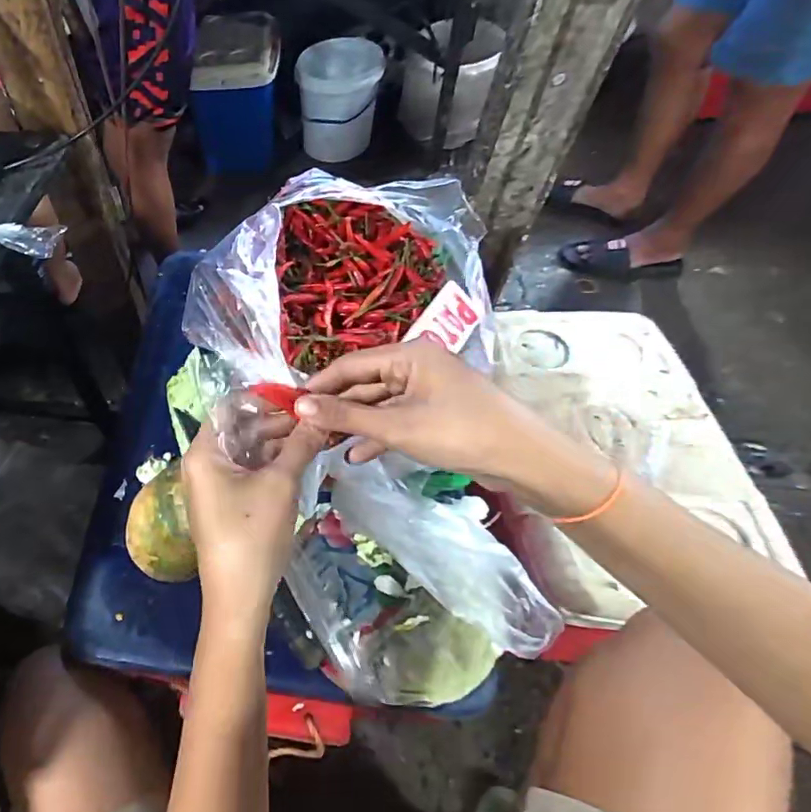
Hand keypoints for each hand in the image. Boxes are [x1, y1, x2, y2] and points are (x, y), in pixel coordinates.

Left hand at [180, 412, 325, 621]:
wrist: (239, 598)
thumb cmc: (253, 534)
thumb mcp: (281, 484)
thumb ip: (300, 444)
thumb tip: (320, 413)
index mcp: (204, 453)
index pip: (230, 407)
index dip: (263, 397)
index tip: (298, 395)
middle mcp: (204, 463)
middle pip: (241, 428)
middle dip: (278, 421)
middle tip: (316, 416)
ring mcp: (214, 484)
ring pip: (249, 450)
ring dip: (280, 442)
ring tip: (317, 434)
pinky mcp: (227, 502)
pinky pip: (250, 470)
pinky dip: (274, 463)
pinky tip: (304, 457)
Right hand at [296, 342, 611, 508]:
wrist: (520, 457)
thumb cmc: (458, 432)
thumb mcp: (397, 426)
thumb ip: (347, 416)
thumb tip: (300, 407)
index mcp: (407, 354)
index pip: (350, 364)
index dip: (319, 385)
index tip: (291, 405)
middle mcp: (414, 365)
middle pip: (363, 383)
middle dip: (335, 407)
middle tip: (304, 430)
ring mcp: (425, 389)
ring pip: (378, 403)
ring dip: (354, 424)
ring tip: (323, 444)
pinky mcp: (434, 413)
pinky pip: (396, 419)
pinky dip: (377, 435)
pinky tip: (356, 455)